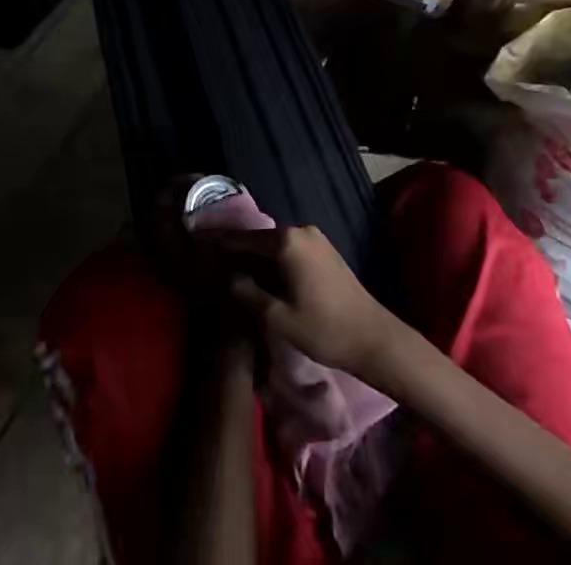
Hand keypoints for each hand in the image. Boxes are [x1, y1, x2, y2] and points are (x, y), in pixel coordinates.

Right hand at [199, 225, 409, 378]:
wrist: (376, 339)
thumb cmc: (324, 329)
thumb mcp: (276, 317)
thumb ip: (246, 292)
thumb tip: (229, 277)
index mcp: (286, 242)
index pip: (241, 237)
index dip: (217, 240)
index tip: (194, 237)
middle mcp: (300, 231)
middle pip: (258, 237)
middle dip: (235, 247)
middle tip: (208, 256)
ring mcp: (316, 239)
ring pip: (274, 243)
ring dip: (254, 254)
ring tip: (228, 266)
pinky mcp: (325, 251)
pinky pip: (289, 248)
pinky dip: (272, 257)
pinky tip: (259, 272)